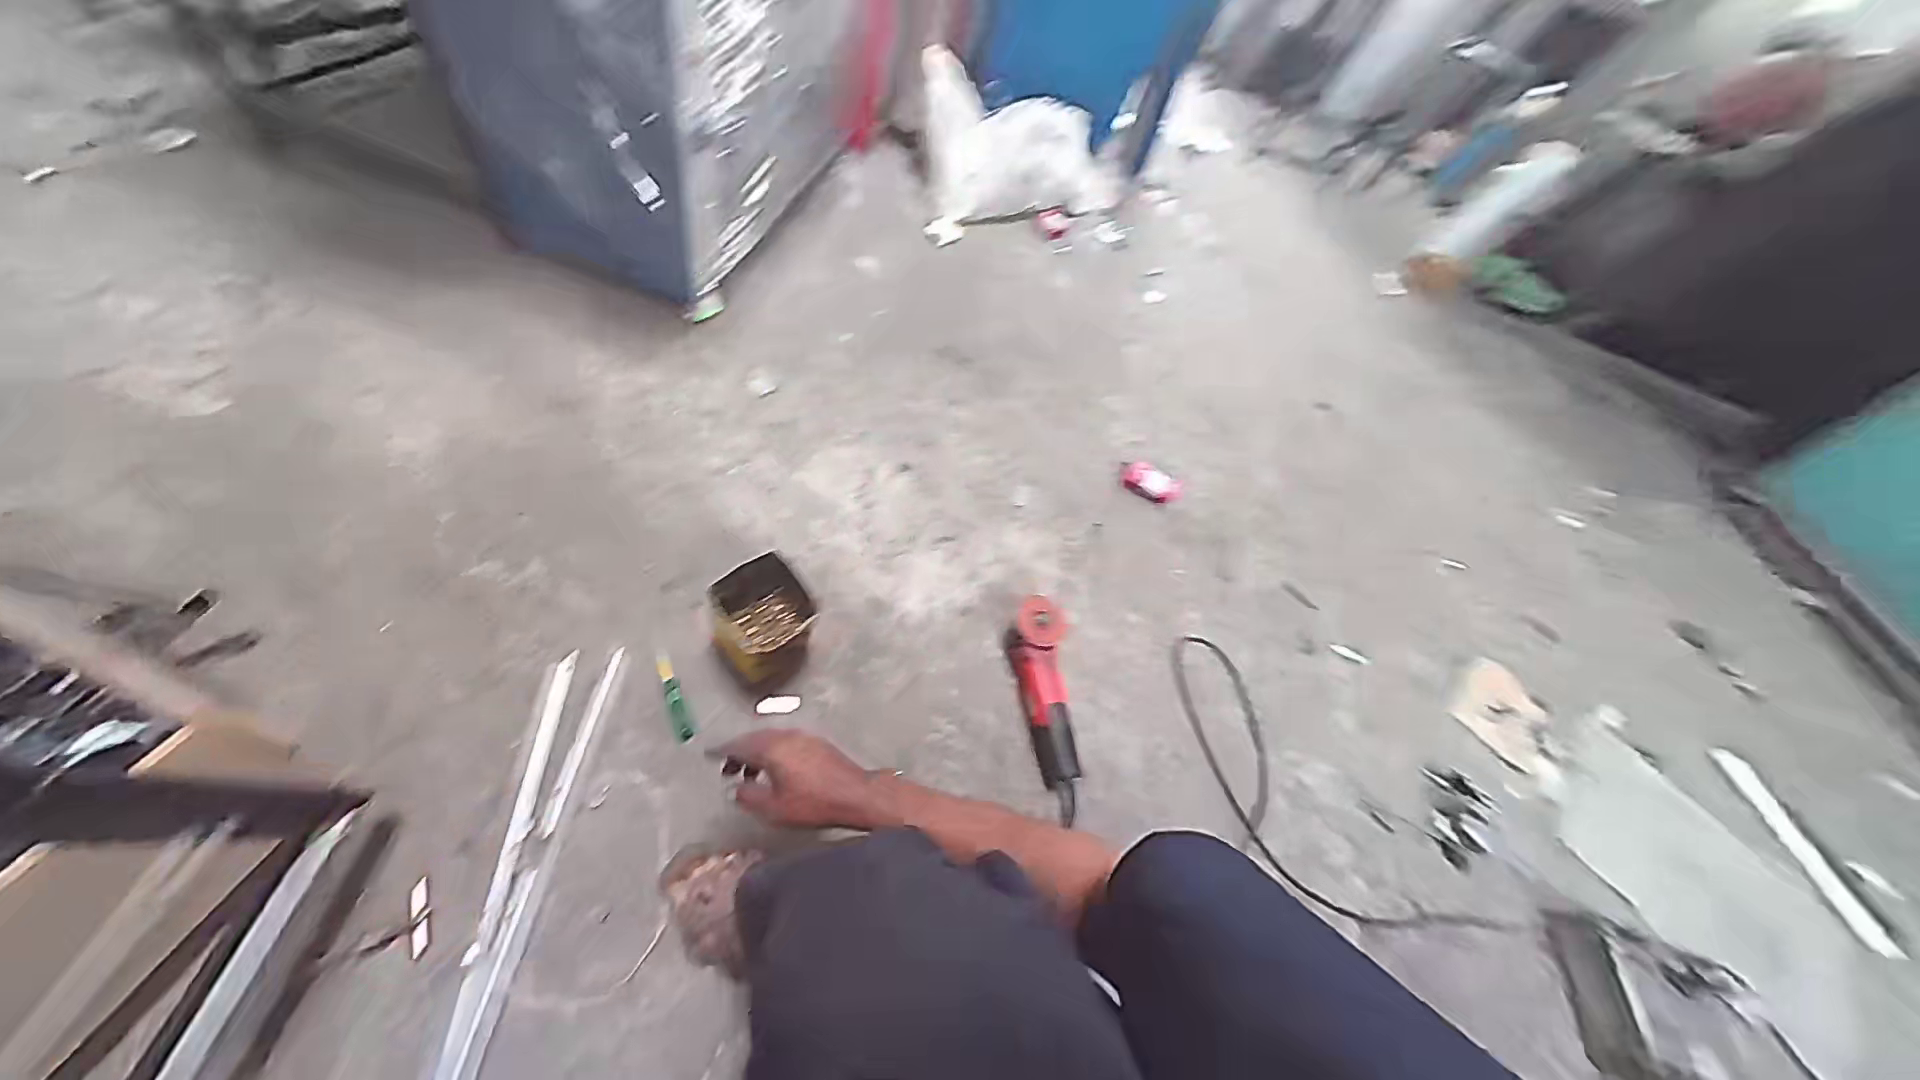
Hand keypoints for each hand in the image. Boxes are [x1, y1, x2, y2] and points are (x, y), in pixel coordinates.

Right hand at [713, 729, 891, 829]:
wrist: (855, 794)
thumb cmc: (813, 803)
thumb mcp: (774, 808)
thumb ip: (749, 796)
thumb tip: (737, 788)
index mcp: (773, 748)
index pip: (740, 744)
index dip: (723, 750)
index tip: (710, 754)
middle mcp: (787, 736)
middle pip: (756, 738)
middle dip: (739, 750)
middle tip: (727, 768)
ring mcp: (804, 737)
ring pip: (772, 739)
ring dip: (757, 752)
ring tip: (750, 773)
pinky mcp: (816, 743)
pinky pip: (786, 741)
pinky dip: (774, 751)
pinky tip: (775, 769)